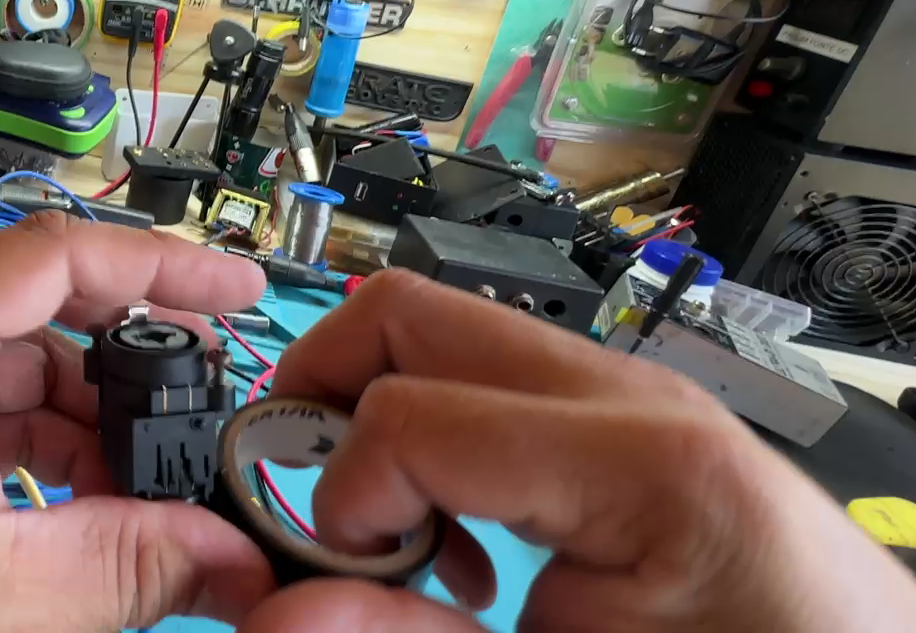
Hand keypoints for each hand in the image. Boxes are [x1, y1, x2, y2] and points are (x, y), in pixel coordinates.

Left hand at [0, 214, 276, 630]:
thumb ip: (126, 565)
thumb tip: (234, 559)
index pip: (55, 255)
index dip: (158, 263)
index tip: (234, 284)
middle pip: (41, 301)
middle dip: (132, 348)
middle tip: (211, 394)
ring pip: (16, 358)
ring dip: (89, 410)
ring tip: (157, 472)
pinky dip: (40, 438)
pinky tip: (88, 494)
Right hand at [240, 270, 915, 631]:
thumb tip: (268, 618)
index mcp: (647, 471)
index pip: (414, 418)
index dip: (347, 492)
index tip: (345, 570)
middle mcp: (630, 392)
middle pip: (403, 313)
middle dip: (322, 384)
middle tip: (310, 480)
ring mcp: (623, 386)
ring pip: (425, 323)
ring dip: (367, 400)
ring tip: (387, 514)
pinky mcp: (615, 404)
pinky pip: (468, 364)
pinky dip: (418, 418)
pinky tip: (454, 526)